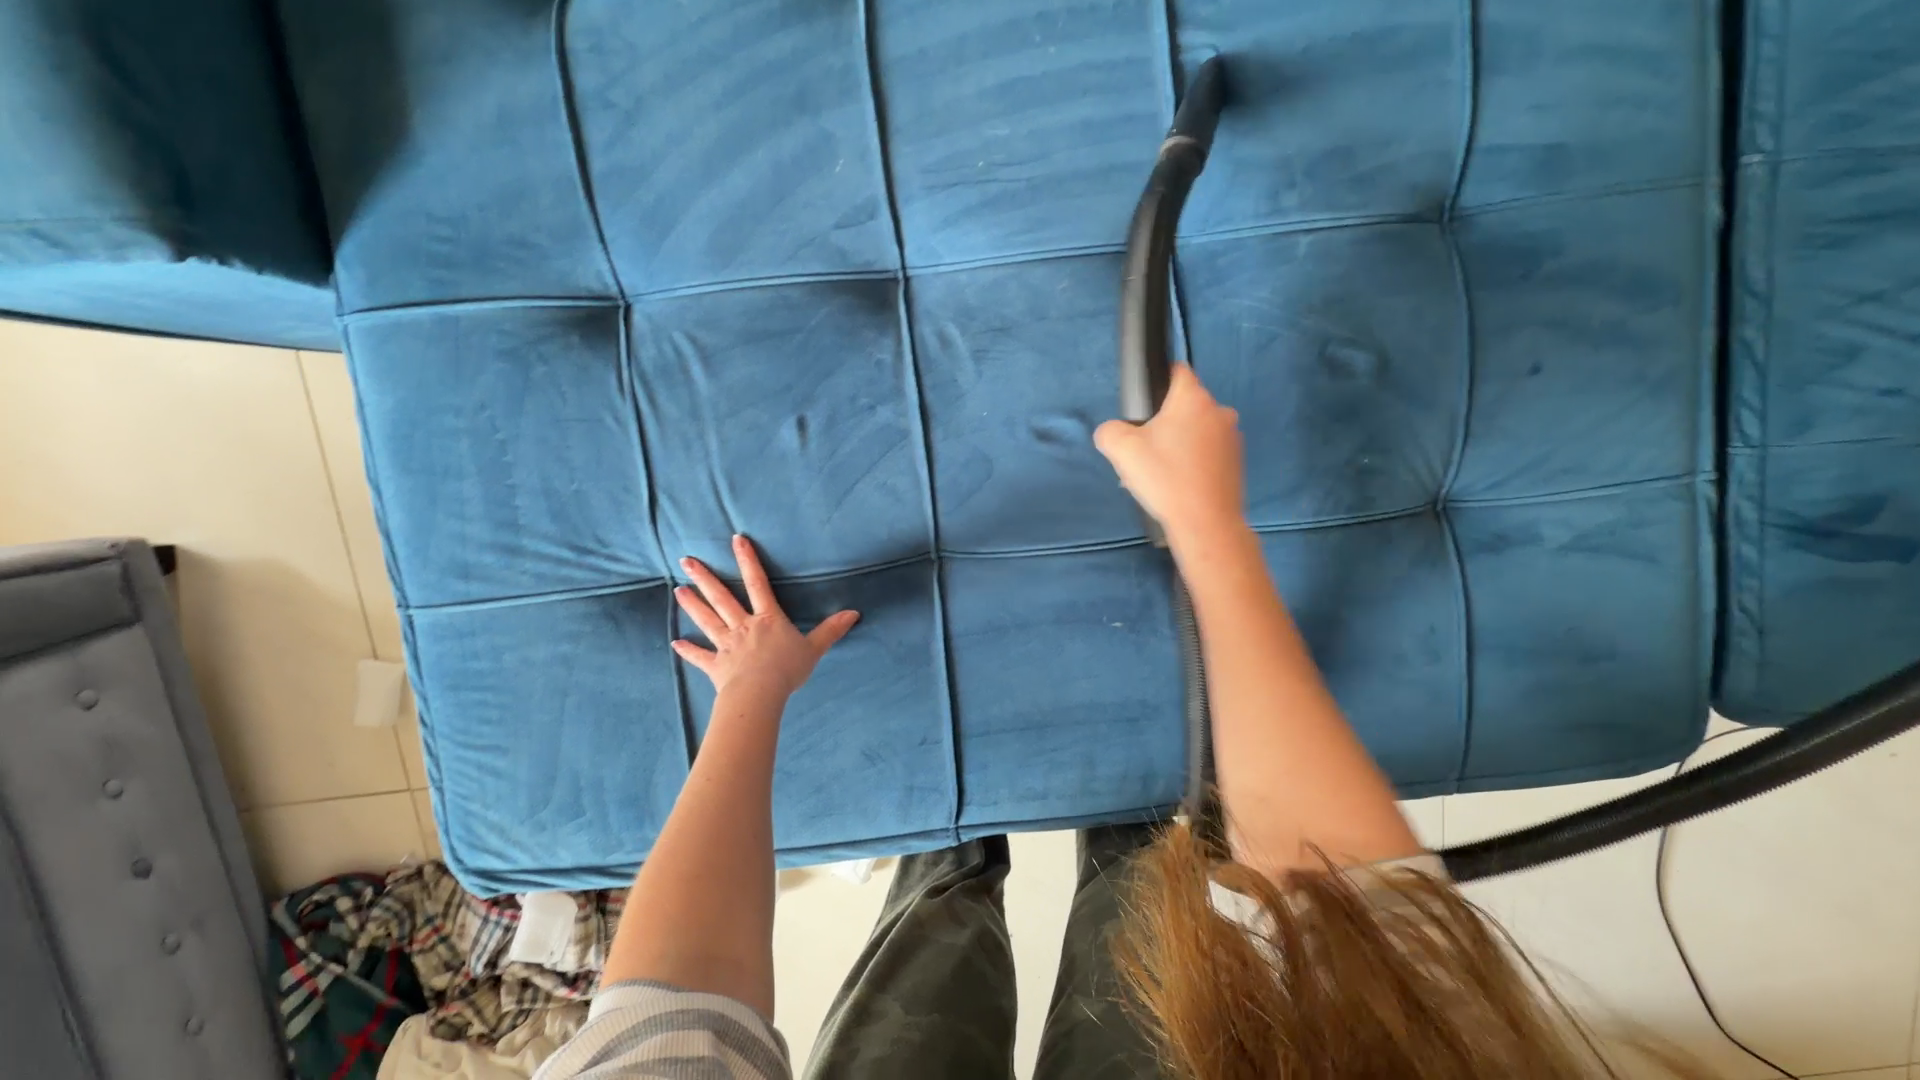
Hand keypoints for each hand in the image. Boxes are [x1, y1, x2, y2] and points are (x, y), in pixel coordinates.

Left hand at [671, 534, 859, 698]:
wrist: (760, 694)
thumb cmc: (787, 670)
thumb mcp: (814, 649)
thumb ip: (831, 630)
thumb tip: (854, 613)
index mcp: (768, 619)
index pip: (758, 583)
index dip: (748, 560)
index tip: (736, 540)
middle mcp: (744, 626)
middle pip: (722, 597)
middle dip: (705, 578)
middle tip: (686, 560)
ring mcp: (727, 645)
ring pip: (707, 620)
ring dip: (692, 605)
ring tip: (678, 589)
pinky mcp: (716, 666)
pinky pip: (700, 657)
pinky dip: (688, 650)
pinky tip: (676, 643)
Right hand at [1093, 364, 1245, 544]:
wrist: (1205, 523)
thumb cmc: (1165, 478)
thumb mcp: (1121, 450)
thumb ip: (1109, 431)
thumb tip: (1113, 431)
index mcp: (1193, 398)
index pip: (1176, 371)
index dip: (1158, 383)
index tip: (1145, 408)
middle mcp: (1219, 410)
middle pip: (1185, 406)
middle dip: (1166, 422)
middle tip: (1146, 451)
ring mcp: (1233, 437)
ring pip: (1198, 431)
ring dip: (1180, 444)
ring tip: (1162, 474)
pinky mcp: (1238, 462)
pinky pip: (1209, 453)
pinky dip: (1195, 462)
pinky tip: (1180, 485)